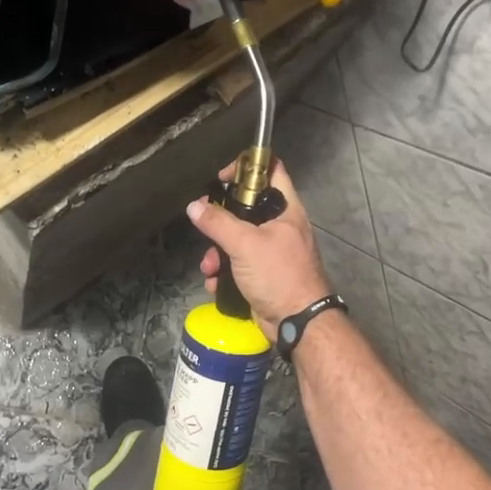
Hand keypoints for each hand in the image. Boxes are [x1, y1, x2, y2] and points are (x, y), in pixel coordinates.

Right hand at [188, 158, 332, 338]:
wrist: (296, 322)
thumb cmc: (278, 274)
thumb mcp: (246, 244)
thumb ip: (218, 223)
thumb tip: (194, 206)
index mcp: (286, 210)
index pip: (271, 171)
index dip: (247, 167)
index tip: (222, 177)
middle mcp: (281, 226)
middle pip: (247, 207)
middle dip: (221, 218)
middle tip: (205, 220)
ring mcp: (272, 251)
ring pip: (237, 239)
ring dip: (217, 252)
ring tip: (209, 266)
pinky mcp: (262, 274)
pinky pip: (238, 264)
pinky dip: (224, 271)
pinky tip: (215, 282)